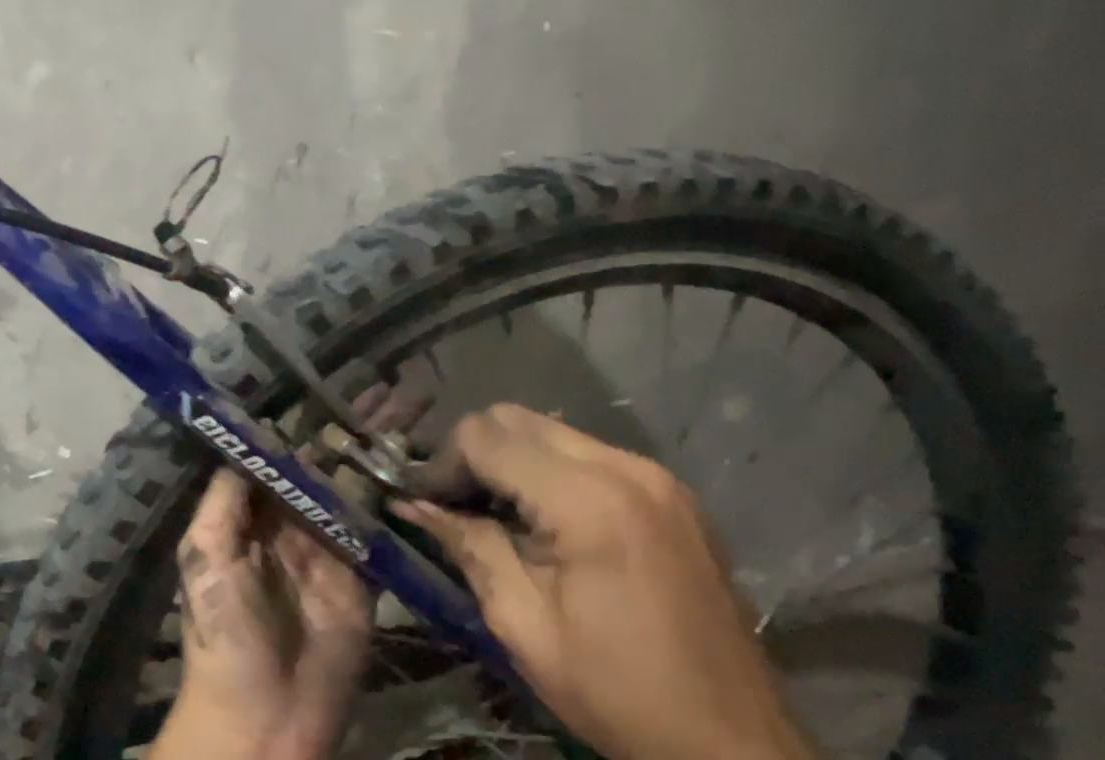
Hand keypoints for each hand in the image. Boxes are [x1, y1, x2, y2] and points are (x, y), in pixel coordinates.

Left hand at [153, 379, 431, 759]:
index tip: (326, 381)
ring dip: (377, 450)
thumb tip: (244, 442)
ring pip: (354, 487)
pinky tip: (415, 462)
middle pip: (322, 463)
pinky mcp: (362, 577)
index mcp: (249, 515)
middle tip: (383, 385)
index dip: (300, 420)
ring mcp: (329, 548)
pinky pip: (378, 529)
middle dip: (348, 426)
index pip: (277, 455)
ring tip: (407, 407)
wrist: (263, 719)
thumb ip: (224, 499)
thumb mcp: (206, 556)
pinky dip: (395, 495)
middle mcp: (290, 522)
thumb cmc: (223, 632)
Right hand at [391, 403, 818, 759]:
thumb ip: (469, 547)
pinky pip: (590, 455)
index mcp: (588, 501)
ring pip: (552, 431)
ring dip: (513, 460)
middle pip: (517, 418)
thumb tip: (412, 503)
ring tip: (499, 516)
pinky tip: (547, 523)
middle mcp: (626, 468)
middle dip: (475, 453)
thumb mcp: (523, 625)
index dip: (443, 464)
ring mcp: (657, 477)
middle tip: (457, 506)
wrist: (733, 744)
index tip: (428, 505)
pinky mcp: (674, 494)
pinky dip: (552, 472)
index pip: (485, 436)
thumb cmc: (619, 692)